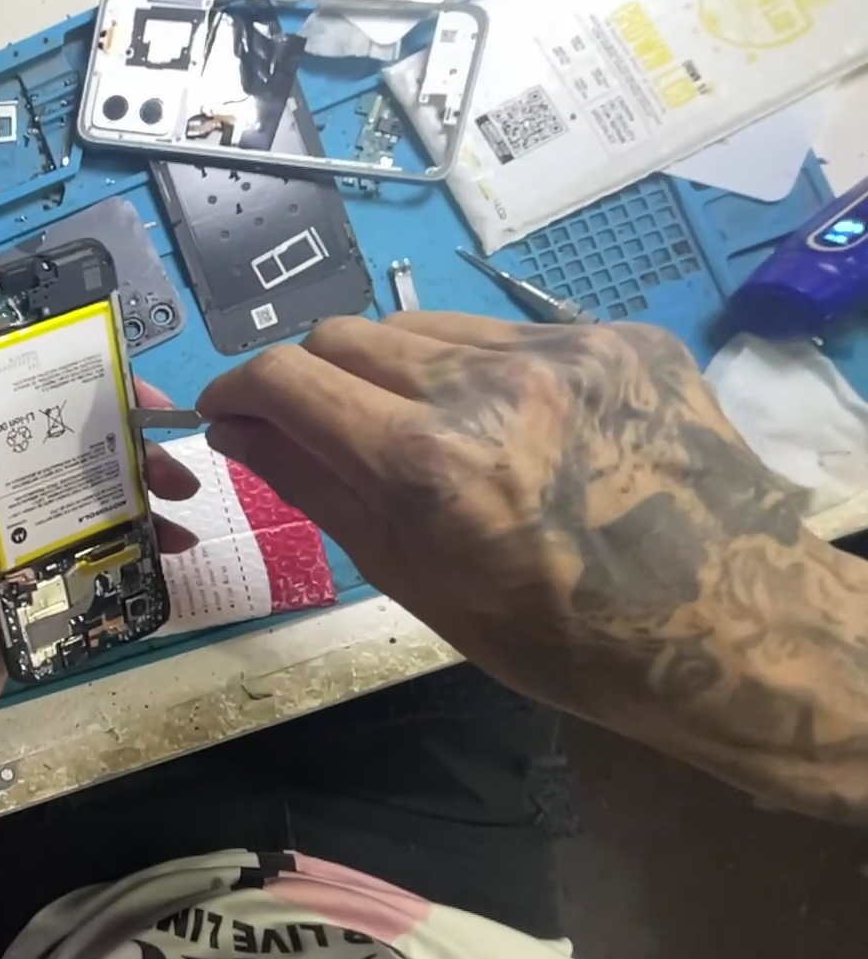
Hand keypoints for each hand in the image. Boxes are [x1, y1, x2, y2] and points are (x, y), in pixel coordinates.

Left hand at [0, 399, 201, 761]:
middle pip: (64, 456)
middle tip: (171, 461)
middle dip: (122, 447)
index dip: (57, 399)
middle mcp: (0, 505)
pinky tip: (172, 544)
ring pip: (90, 496)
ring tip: (183, 497)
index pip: (9, 428)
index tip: (113, 389)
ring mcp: (30, 537)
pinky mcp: (53, 570)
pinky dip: (137, 538)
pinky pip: (100, 543)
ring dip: (139, 488)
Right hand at [194, 313, 820, 732]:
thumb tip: (232, 431)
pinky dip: (446, 368)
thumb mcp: (398, 570)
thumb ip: (306, 482)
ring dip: (370, 369)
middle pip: (334, 335)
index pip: (285, 379)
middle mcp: (486, 386)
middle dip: (298, 379)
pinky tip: (475, 416)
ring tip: (394, 423)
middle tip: (305, 426)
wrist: (735, 632)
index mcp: (425, 462)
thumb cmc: (541, 629)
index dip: (234, 388)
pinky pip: (481, 331)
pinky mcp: (609, 337)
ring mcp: (557, 351)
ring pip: (403, 326)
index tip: (223, 411)